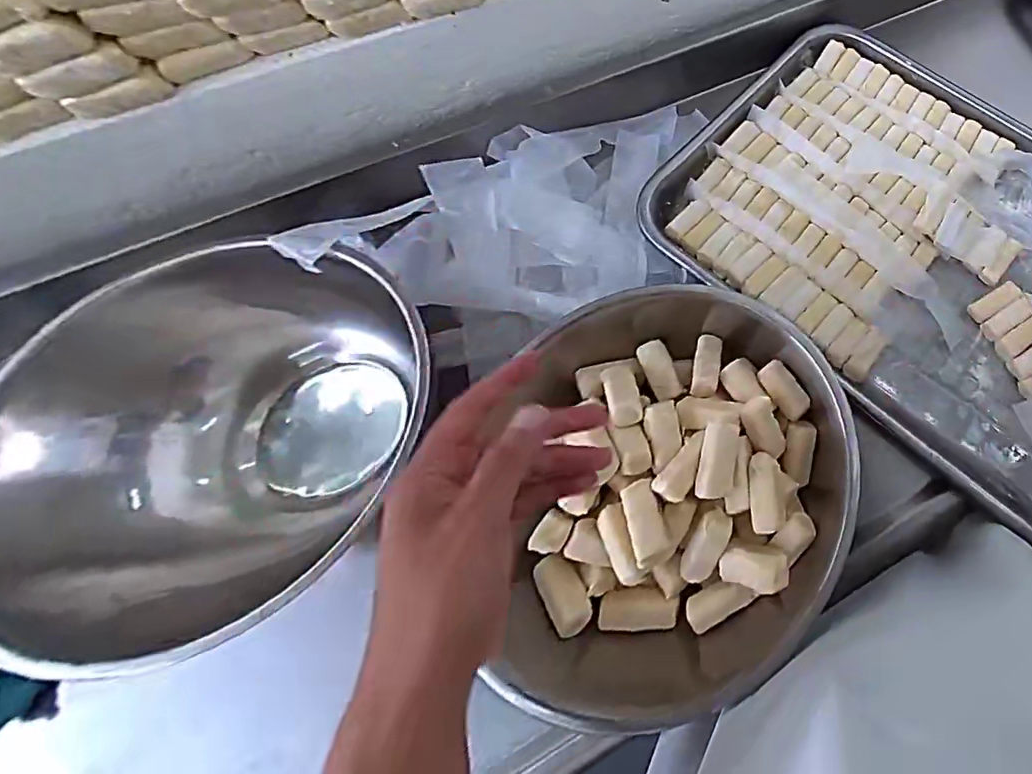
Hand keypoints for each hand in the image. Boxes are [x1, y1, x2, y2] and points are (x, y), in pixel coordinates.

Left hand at [327, 353, 609, 773]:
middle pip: (505, 443)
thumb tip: (532, 413)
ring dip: (560, 462)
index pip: (469, 415)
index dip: (504, 384)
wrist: (426, 672)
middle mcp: (448, 489)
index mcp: (431, 477)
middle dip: (551, 429)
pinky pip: (523, 498)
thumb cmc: (442, 594)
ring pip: (520, 471)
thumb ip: (505, 462)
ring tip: (605, 457)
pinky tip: (584, 484)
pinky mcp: (484, 537)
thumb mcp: (477, 520)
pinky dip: (552, 488)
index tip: (538, 359)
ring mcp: (467, 514)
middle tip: (599, 418)